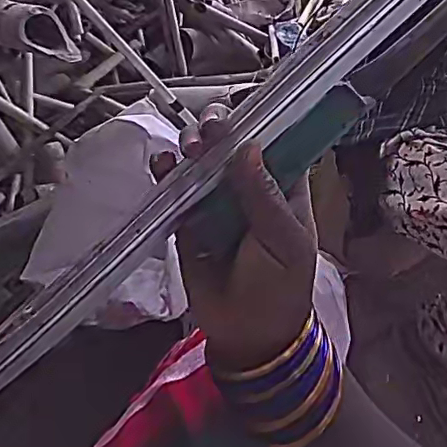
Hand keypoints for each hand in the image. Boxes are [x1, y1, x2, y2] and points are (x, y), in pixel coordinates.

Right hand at [152, 104, 318, 373]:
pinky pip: (174, 186)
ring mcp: (214, 198)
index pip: (273, 139)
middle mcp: (247, 184)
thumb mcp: (284, 242)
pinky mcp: (187, 215)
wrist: (246, 336)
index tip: (241, 110)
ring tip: (188, 150)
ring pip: (200, 158)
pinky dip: (165, 171)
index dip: (257, 120)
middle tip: (208, 131)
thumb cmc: (279, 286)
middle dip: (216, 129)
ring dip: (191, 145)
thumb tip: (248, 147)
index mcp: (281, 186)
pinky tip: (162, 164)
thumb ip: (264, 197)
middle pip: (229, 142)